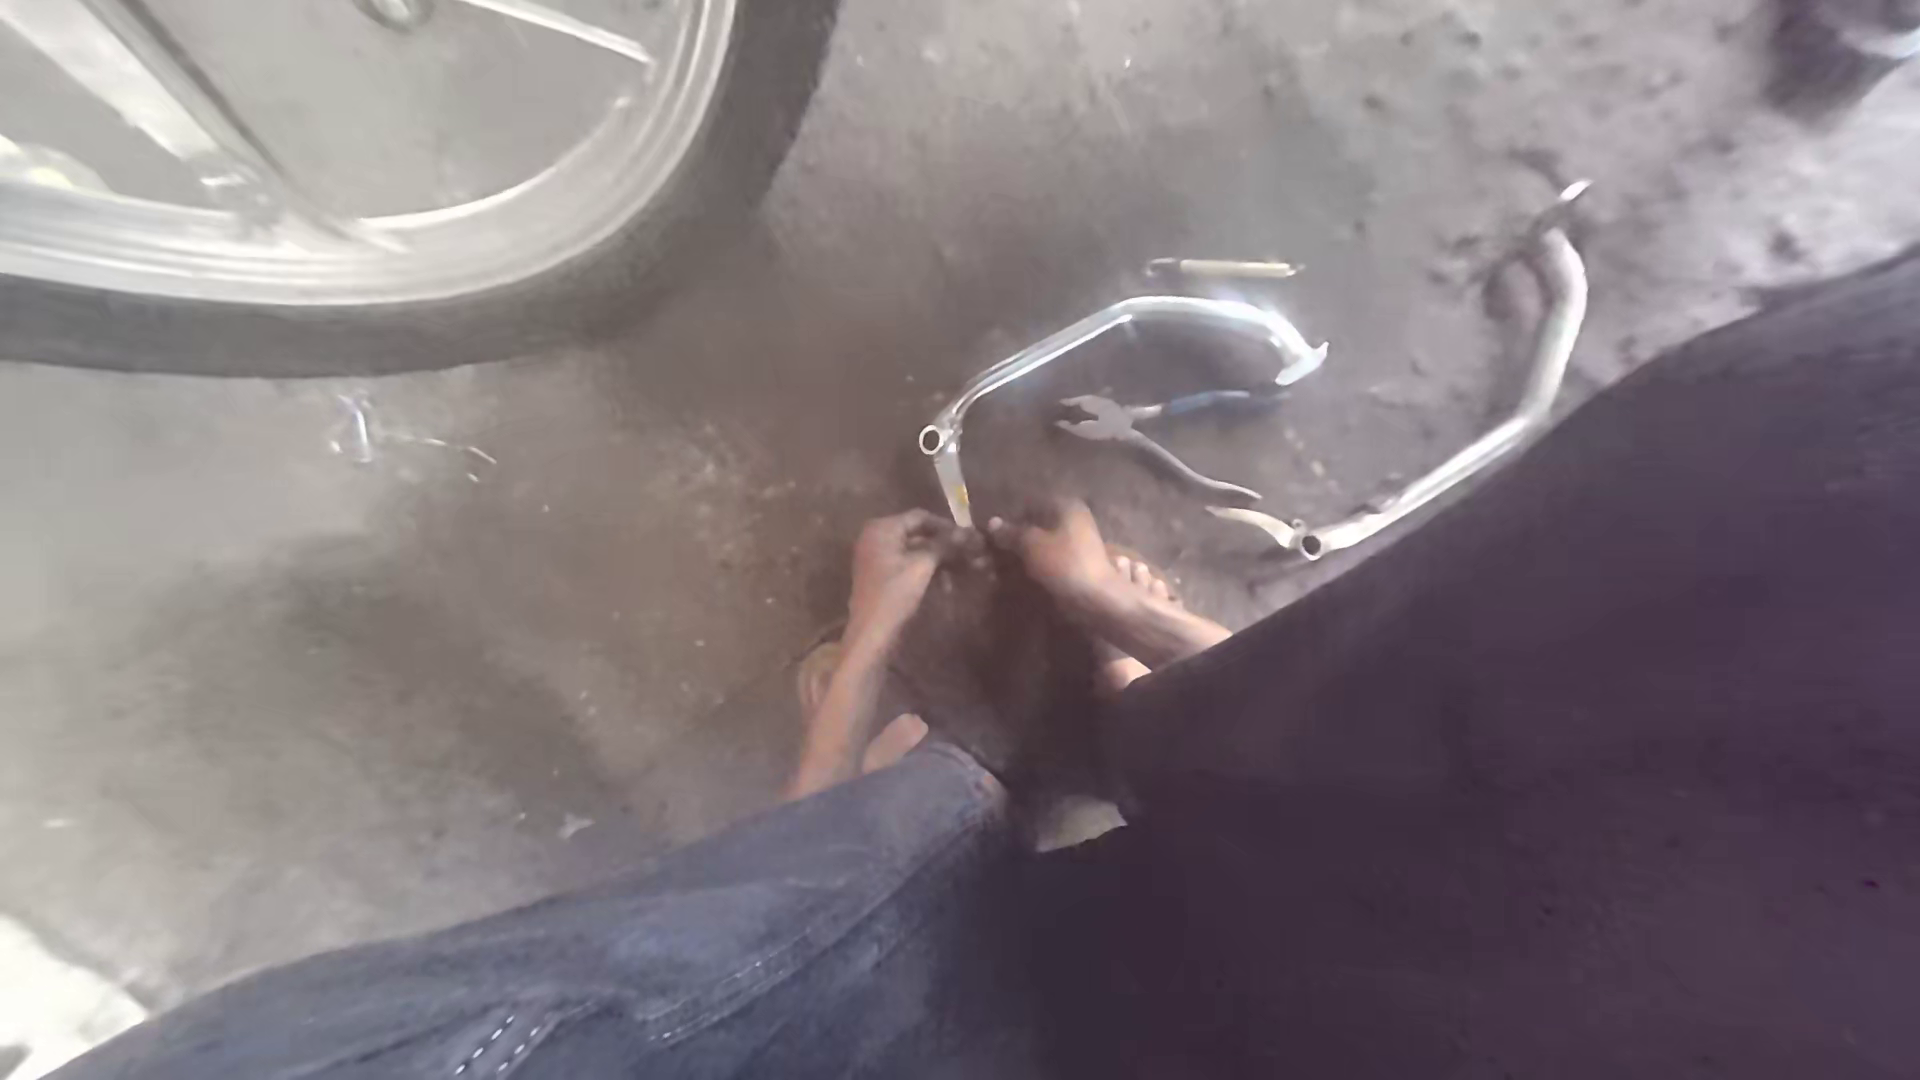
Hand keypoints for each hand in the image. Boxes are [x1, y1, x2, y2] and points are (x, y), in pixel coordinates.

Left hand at [845, 509, 974, 648]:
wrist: (871, 633)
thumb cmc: (895, 594)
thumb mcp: (922, 566)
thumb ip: (944, 545)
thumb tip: (968, 531)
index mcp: (882, 528)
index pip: (919, 517)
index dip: (945, 525)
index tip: (968, 535)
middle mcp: (876, 537)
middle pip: (917, 534)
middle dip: (943, 545)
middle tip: (969, 553)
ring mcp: (877, 557)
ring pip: (914, 551)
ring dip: (938, 560)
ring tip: (961, 572)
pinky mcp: (881, 575)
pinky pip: (907, 565)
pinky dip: (926, 571)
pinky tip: (946, 585)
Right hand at [987, 498, 1116, 605]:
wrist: (1095, 599)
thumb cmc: (1063, 563)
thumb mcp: (1031, 544)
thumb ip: (1011, 532)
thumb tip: (991, 523)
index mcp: (1066, 506)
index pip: (1029, 505)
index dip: (1009, 520)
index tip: (992, 537)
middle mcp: (1073, 520)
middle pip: (1035, 526)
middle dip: (1012, 540)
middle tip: (991, 556)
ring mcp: (1076, 544)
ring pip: (1040, 546)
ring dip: (1020, 557)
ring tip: (999, 571)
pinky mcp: (1076, 565)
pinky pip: (1048, 561)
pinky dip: (1032, 568)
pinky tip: (1016, 579)